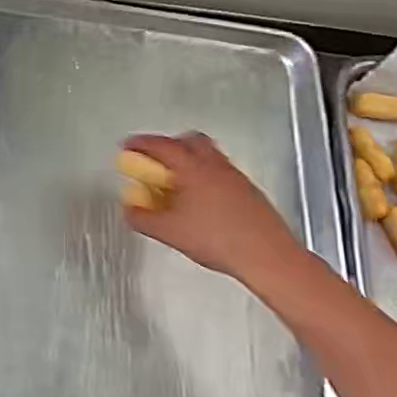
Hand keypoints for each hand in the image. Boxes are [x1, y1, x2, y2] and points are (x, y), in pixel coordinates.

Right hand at [122, 132, 306, 286]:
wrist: (265, 255)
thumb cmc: (222, 239)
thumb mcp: (168, 232)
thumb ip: (142, 218)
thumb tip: (131, 211)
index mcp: (193, 169)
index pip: (161, 146)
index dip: (141, 144)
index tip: (130, 146)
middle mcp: (216, 166)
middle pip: (190, 140)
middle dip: (169, 146)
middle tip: (155, 160)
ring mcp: (235, 177)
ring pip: (208, 155)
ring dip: (189, 161)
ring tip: (176, 184)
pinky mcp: (248, 191)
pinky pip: (221, 173)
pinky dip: (205, 177)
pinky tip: (200, 201)